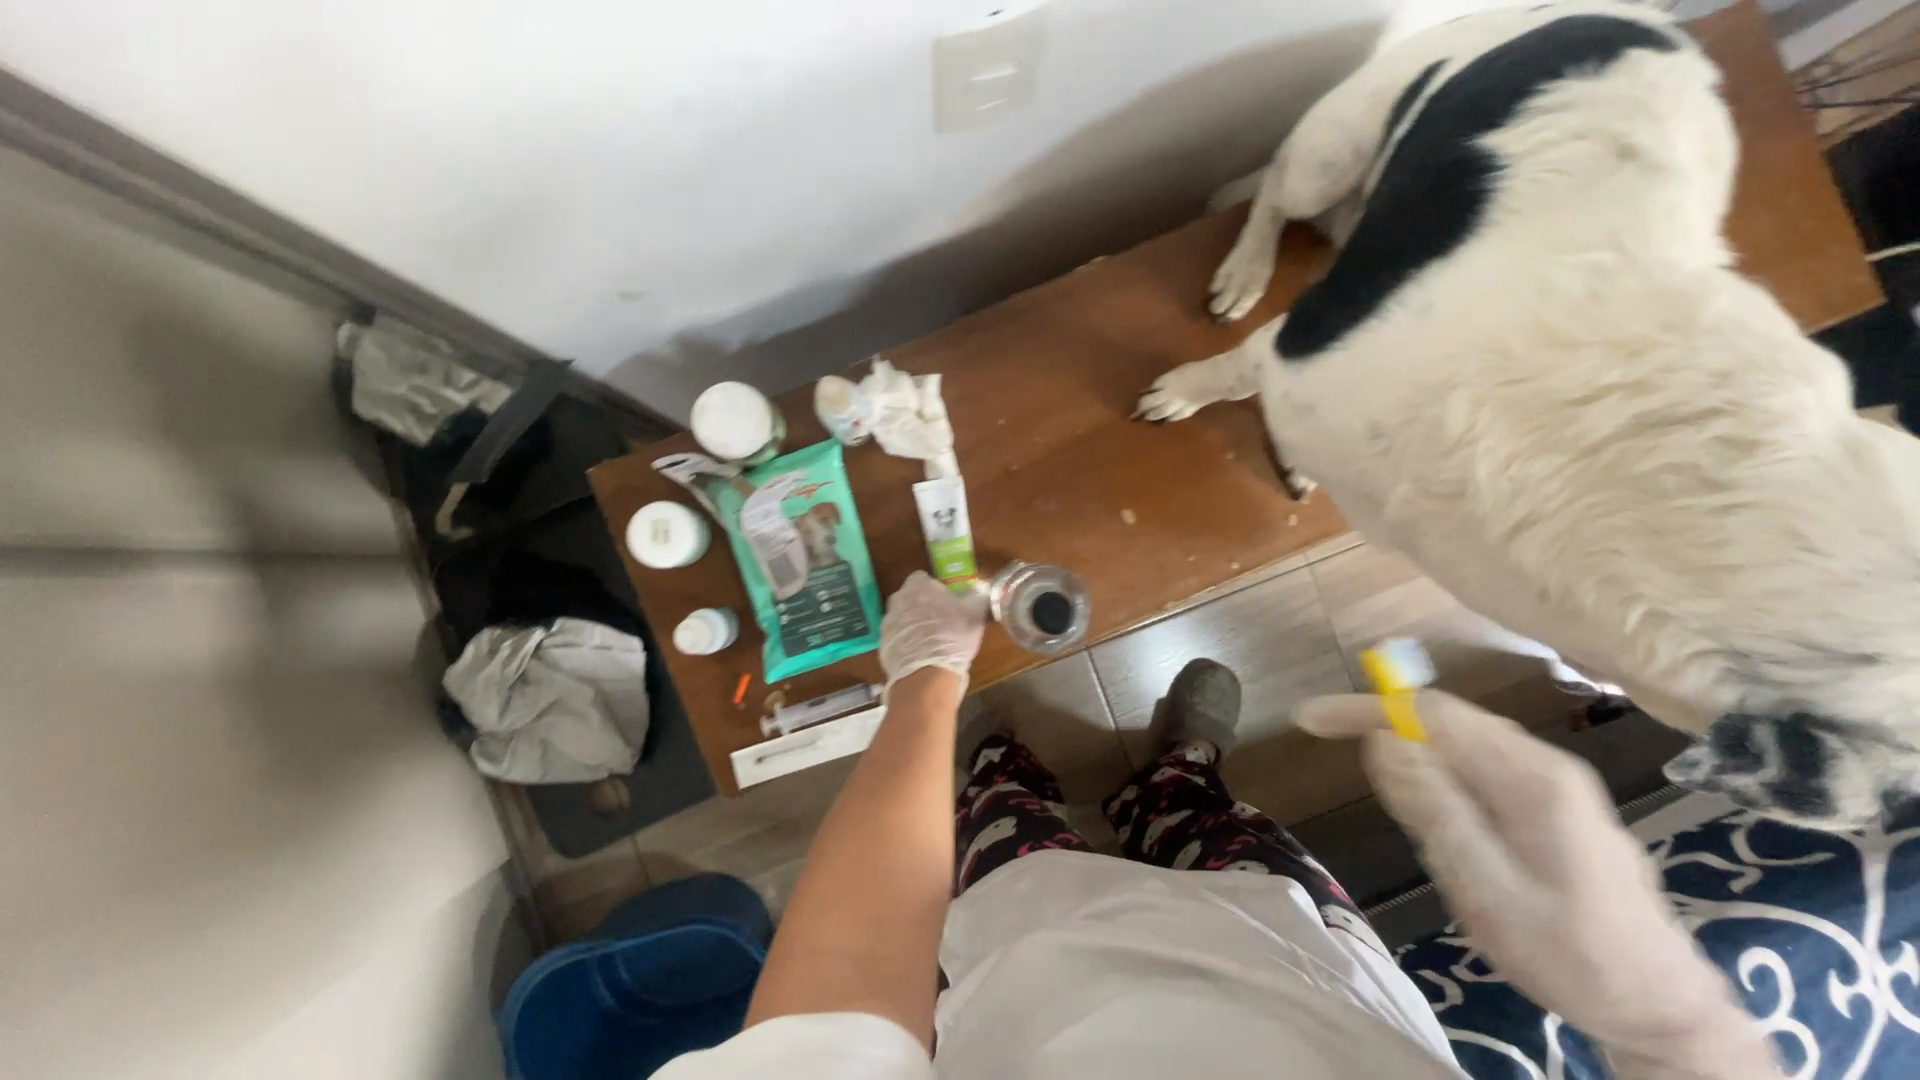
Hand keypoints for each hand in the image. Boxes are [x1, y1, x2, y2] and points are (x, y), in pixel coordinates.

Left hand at [878, 572, 986, 697]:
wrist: (927, 673)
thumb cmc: (953, 636)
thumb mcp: (975, 613)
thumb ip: (975, 597)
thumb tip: (978, 590)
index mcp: (919, 586)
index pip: (923, 578)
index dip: (935, 590)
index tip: (945, 603)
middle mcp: (899, 599)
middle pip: (910, 597)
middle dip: (921, 606)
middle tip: (939, 622)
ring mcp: (888, 622)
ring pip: (901, 617)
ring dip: (912, 625)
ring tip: (929, 642)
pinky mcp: (883, 644)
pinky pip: (896, 638)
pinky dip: (906, 643)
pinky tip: (919, 655)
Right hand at [1297, 691, 1779, 1077]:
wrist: (1663, 1008)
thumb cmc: (1573, 957)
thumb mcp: (1489, 891)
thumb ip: (1436, 811)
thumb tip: (1384, 742)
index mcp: (1534, 779)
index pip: (1433, 713)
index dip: (1366, 708)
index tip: (1311, 719)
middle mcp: (1545, 765)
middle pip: (1448, 722)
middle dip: (1385, 729)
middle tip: (1336, 755)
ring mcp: (1554, 784)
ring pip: (1461, 747)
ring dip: (1417, 766)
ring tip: (1412, 826)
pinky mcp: (1552, 805)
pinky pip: (1480, 773)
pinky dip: (1441, 783)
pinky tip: (1443, 828)